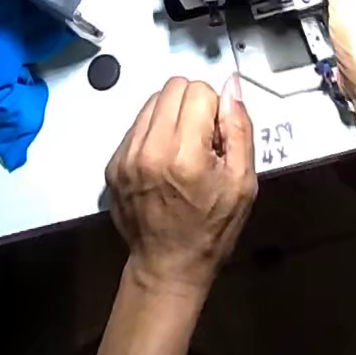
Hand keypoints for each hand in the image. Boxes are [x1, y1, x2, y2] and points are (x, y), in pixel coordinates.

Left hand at [105, 77, 256, 295]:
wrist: (167, 268)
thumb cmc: (212, 227)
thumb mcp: (243, 181)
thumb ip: (239, 128)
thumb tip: (231, 87)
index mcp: (184, 154)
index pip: (198, 90)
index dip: (215, 108)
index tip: (217, 137)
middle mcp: (149, 149)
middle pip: (174, 87)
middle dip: (193, 103)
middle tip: (201, 137)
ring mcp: (126, 156)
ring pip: (153, 100)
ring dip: (172, 114)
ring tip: (182, 147)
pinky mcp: (112, 163)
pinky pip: (137, 122)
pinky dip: (154, 129)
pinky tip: (164, 158)